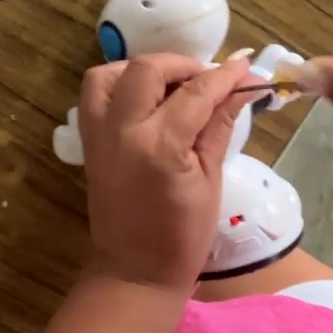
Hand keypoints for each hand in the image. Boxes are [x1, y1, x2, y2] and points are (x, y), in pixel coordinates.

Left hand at [77, 55, 256, 292]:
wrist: (134, 268)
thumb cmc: (182, 234)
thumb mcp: (211, 180)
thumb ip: (219, 125)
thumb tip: (244, 87)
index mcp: (160, 146)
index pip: (196, 93)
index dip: (224, 76)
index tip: (245, 67)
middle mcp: (122, 130)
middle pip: (147, 69)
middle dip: (182, 65)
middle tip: (207, 80)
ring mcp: (98, 132)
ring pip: (110, 73)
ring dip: (142, 69)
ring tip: (170, 85)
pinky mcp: (87, 139)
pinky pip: (94, 93)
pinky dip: (117, 82)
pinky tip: (144, 97)